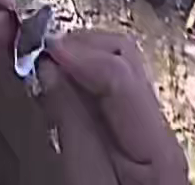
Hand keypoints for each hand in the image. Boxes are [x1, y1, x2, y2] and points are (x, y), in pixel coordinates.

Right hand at [37, 31, 187, 184]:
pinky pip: (103, 90)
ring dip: (75, 58)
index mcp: (157, 149)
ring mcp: (144, 134)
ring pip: (113, 66)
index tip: (37, 47)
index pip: (119, 71)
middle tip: (37, 55)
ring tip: (41, 69)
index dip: (76, 52)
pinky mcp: (127, 140)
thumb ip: (72, 127)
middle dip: (78, 46)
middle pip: (122, 57)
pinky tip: (54, 90)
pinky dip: (76, 77)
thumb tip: (49, 65)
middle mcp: (157, 131)